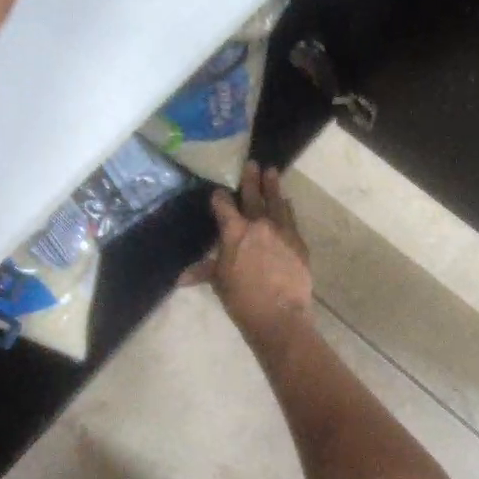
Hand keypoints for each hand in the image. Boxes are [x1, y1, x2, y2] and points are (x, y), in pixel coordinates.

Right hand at [181, 162, 313, 350]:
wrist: (280, 316)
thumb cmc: (242, 300)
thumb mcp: (220, 282)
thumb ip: (205, 271)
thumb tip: (181, 278)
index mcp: (234, 232)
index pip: (224, 206)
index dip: (220, 198)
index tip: (219, 192)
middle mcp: (258, 224)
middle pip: (253, 196)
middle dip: (250, 180)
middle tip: (252, 163)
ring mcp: (281, 231)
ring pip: (276, 202)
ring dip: (273, 187)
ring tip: (272, 172)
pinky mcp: (298, 242)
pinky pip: (291, 218)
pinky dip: (286, 209)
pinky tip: (286, 203)